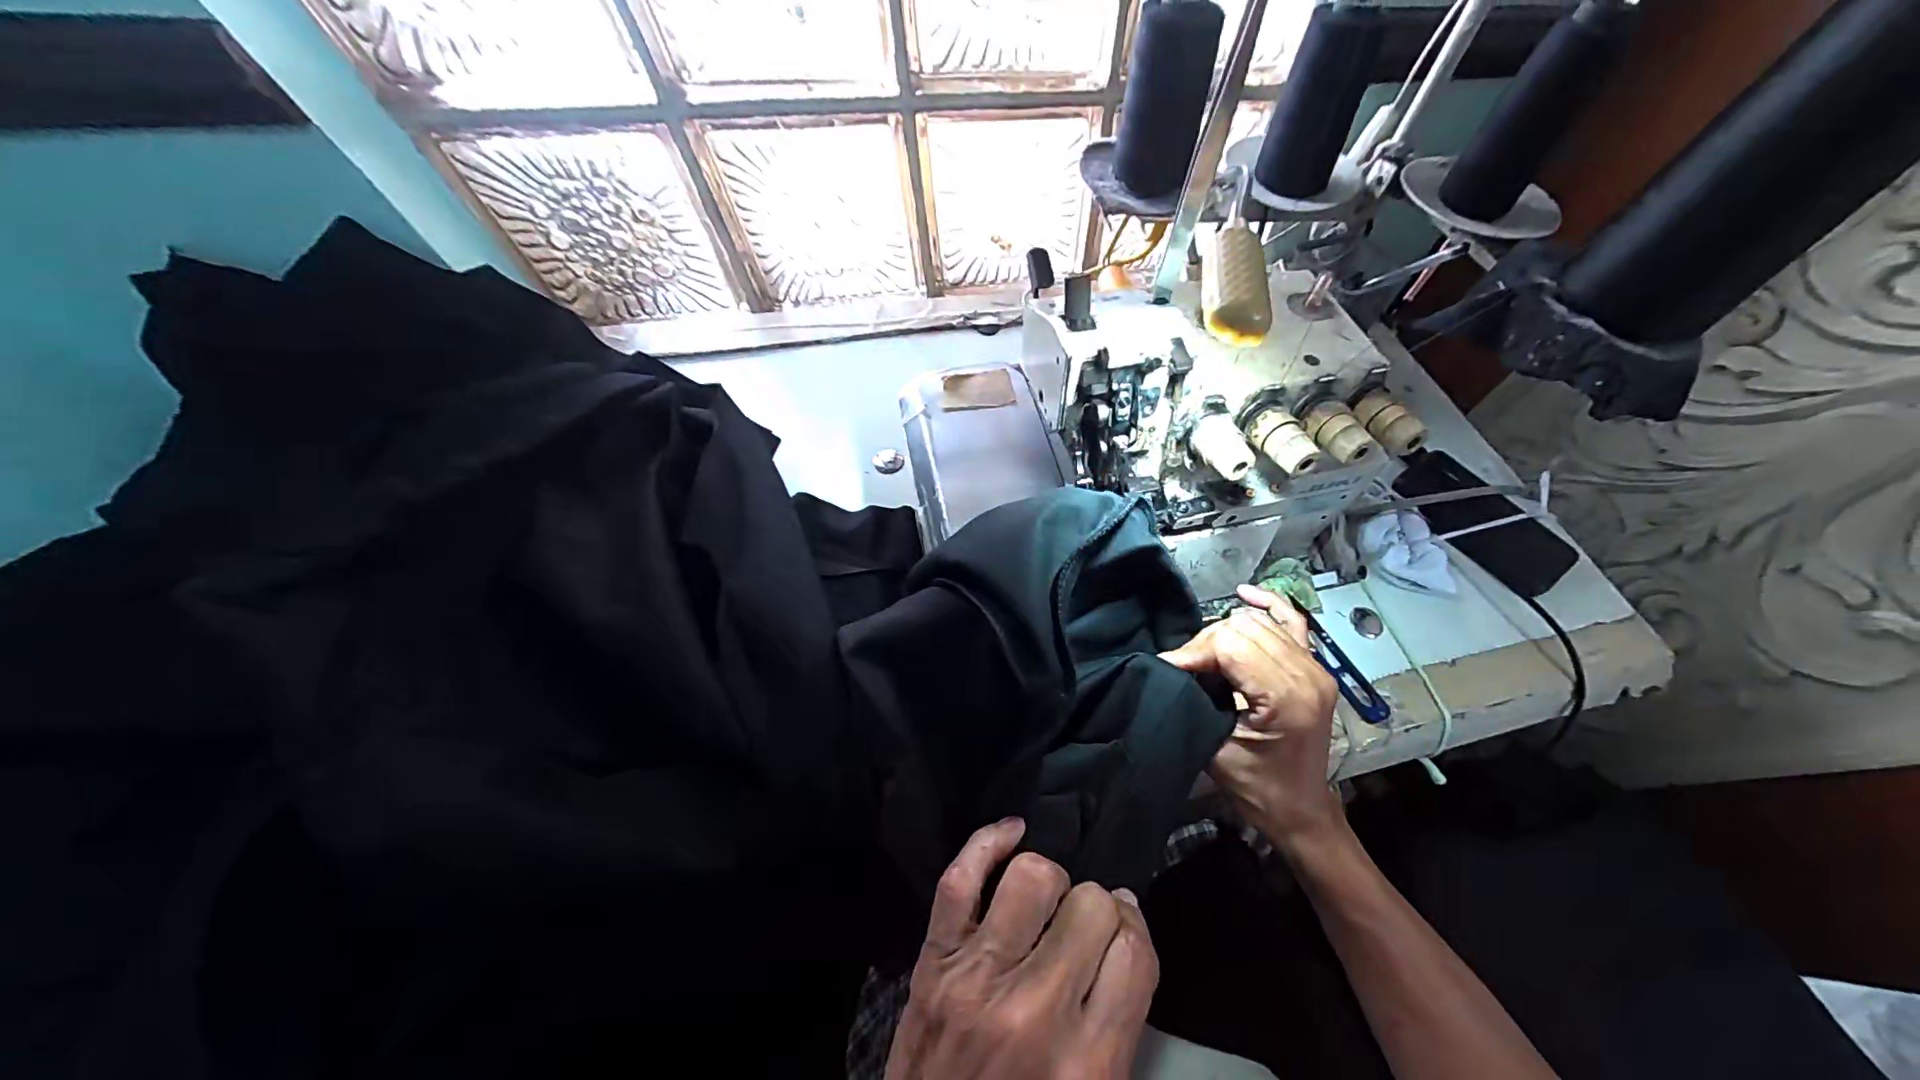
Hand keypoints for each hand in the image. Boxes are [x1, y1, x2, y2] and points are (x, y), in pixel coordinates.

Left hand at [885, 818, 1157, 1079]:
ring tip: (1047, 905)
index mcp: (1087, 1062)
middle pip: (1091, 906)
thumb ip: (1120, 1014)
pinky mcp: (933, 959)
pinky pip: (960, 878)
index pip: (1134, 952)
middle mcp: (1034, 1010)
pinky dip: (987, 842)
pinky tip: (1012, 833)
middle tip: (1082, 928)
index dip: (1133, 932)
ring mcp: (976, 977)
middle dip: (1096, 909)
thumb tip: (1126, 915)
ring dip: (1051, 881)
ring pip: (1034, 878)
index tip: (1121, 934)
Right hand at [1159, 584, 1343, 852]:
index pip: (1228, 644)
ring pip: (1258, 621)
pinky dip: (1268, 605)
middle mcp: (1308, 673)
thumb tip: (1170, 665)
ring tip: (1204, 658)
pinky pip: (1291, 621)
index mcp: (1287, 696)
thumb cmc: (1258, 789)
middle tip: (1184, 669)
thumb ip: (1195, 700)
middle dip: (1205, 643)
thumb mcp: (1216, 748)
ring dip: (1224, 632)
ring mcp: (1316, 667)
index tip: (1169, 669)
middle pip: (1241, 627)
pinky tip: (1244, 595)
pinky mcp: (1315, 667)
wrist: (1300, 810)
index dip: (1192, 652)